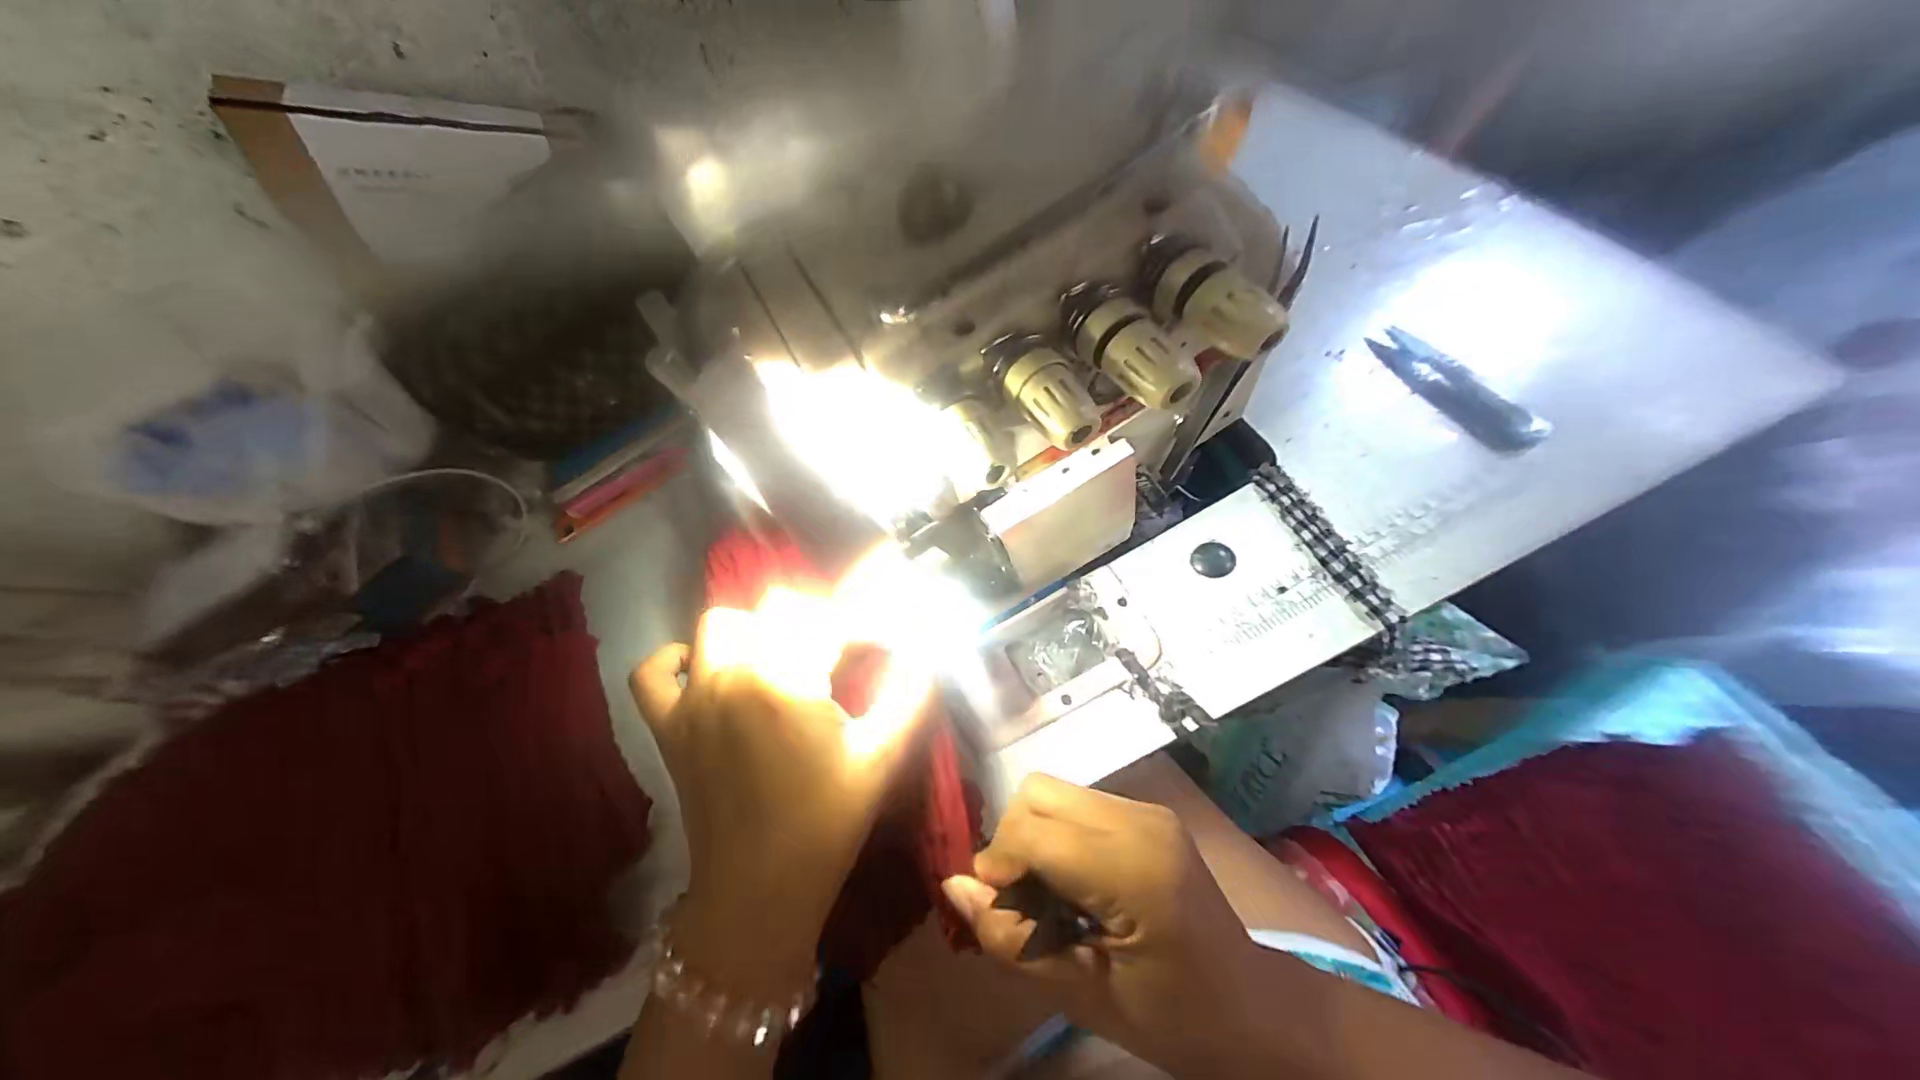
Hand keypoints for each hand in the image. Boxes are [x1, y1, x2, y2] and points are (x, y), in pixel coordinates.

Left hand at [631, 603, 926, 997]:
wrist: (759, 890)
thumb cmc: (827, 823)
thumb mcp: (881, 757)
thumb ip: (907, 693)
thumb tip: (920, 650)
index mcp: (787, 682)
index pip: (827, 618)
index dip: (864, 624)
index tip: (884, 642)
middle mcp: (732, 676)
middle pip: (774, 608)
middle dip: (813, 621)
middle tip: (838, 655)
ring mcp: (691, 700)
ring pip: (718, 624)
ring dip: (756, 632)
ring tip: (783, 663)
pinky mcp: (667, 726)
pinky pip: (651, 672)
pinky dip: (675, 660)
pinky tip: (706, 672)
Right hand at [940, 774, 1273, 1073]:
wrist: (1254, 1008)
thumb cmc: (1175, 1017)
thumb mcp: (1086, 997)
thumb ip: (1013, 940)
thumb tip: (952, 885)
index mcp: (1133, 868)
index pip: (1031, 832)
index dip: (999, 868)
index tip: (1005, 914)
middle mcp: (1139, 820)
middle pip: (1036, 794)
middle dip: (1012, 844)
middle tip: (1026, 905)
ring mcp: (1146, 810)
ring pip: (1052, 792)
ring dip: (1033, 836)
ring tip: (1052, 896)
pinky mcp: (1146, 812)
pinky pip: (1076, 803)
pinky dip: (1057, 834)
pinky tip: (1076, 883)